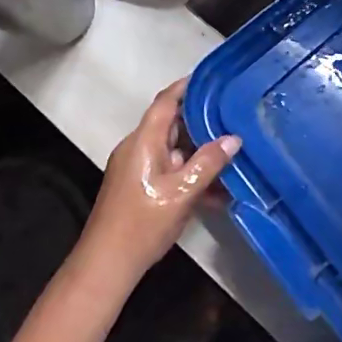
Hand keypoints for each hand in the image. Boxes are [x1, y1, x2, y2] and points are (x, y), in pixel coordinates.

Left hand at [73, 78, 238, 291]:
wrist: (107, 262)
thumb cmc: (143, 223)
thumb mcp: (182, 193)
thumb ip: (208, 163)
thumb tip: (233, 138)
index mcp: (144, 140)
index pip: (166, 101)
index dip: (187, 86)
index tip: (212, 79)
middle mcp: (137, 147)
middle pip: (171, 124)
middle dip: (201, 121)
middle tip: (232, 117)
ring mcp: (136, 168)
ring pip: (172, 150)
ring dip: (198, 153)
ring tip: (232, 153)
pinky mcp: (139, 187)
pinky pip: (167, 169)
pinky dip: (188, 173)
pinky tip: (215, 190)